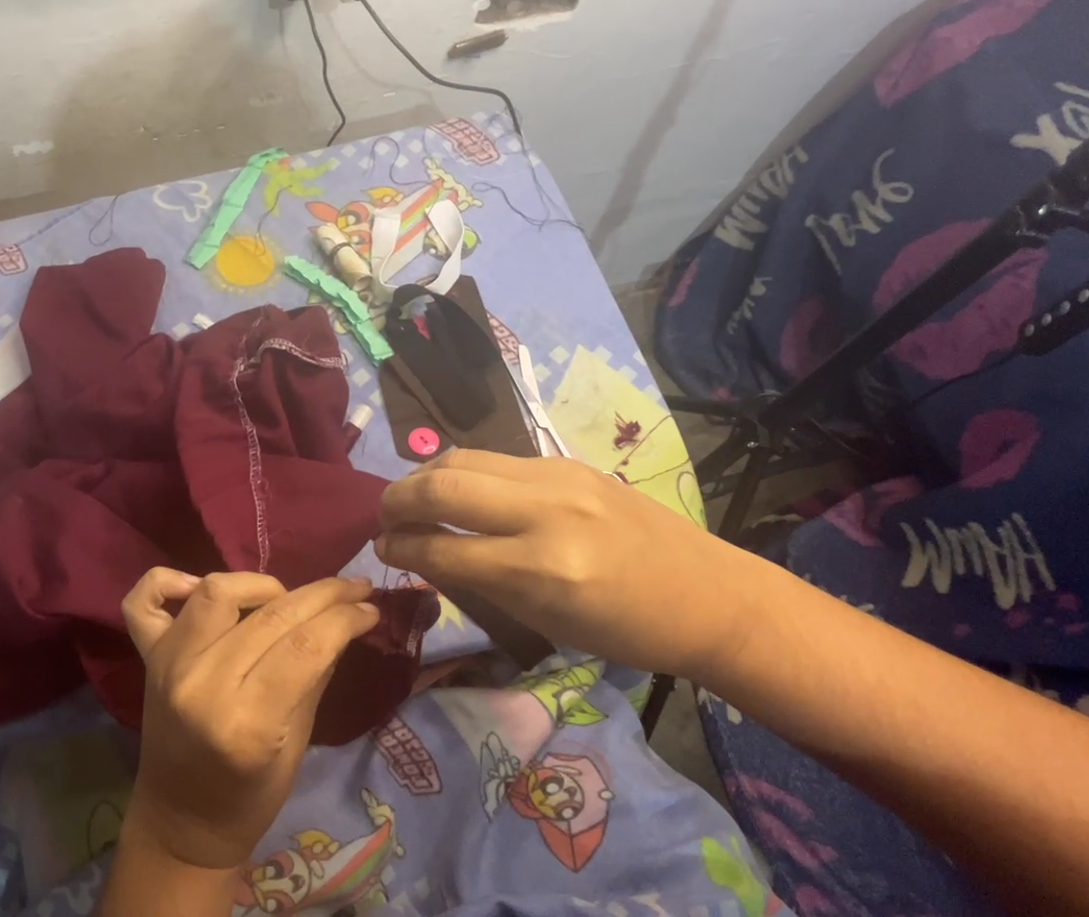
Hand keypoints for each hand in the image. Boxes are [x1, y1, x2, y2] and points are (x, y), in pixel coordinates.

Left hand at [118, 569, 380, 870]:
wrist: (181, 821)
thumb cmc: (249, 796)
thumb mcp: (297, 744)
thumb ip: (316, 676)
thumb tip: (344, 622)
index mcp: (246, 722)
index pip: (306, 646)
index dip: (345, 618)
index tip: (370, 606)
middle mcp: (202, 684)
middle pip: (271, 616)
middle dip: (321, 595)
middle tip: (352, 589)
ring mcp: (169, 665)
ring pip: (216, 592)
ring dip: (259, 585)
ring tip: (284, 599)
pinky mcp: (147, 657)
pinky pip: (143, 602)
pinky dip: (167, 581)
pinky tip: (195, 587)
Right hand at [376, 450, 770, 679]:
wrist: (709, 594)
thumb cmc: (626, 630)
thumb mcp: (543, 620)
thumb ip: (477, 579)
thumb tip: (419, 551)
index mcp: (542, 569)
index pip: (442, 546)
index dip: (400, 546)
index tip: (379, 547)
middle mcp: (546, 512)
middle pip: (443, 484)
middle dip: (397, 498)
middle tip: (381, 517)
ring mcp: (559, 478)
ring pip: (463, 458)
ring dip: (423, 475)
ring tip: (409, 498)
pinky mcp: (567, 461)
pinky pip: (495, 458)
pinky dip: (460, 471)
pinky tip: (455, 488)